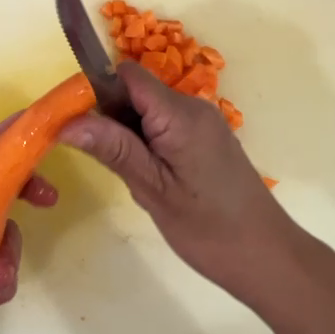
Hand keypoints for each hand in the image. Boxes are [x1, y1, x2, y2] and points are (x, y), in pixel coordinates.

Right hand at [59, 63, 296, 298]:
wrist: (268, 258)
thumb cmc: (209, 229)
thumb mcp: (152, 190)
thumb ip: (112, 149)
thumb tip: (66, 122)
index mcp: (179, 114)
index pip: (126, 75)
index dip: (96, 89)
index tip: (75, 123)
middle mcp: (192, 107)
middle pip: (134, 90)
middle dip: (109, 116)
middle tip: (101, 159)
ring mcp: (202, 122)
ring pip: (146, 109)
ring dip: (126, 132)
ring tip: (129, 175)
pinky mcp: (205, 138)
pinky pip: (163, 123)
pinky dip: (145, 141)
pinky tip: (148, 177)